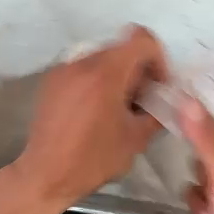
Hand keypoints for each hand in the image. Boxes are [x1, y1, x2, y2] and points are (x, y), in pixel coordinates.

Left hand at [10, 26, 169, 209]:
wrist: (45, 174)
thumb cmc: (93, 159)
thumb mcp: (136, 139)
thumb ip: (157, 112)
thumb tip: (168, 101)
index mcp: (105, 72)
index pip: (142, 39)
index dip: (158, 59)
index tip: (156, 86)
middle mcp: (82, 62)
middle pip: (121, 49)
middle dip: (137, 71)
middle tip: (140, 102)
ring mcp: (63, 69)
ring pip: (102, 60)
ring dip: (116, 77)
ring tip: (117, 109)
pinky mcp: (51, 81)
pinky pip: (82, 70)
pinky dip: (96, 82)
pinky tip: (95, 111)